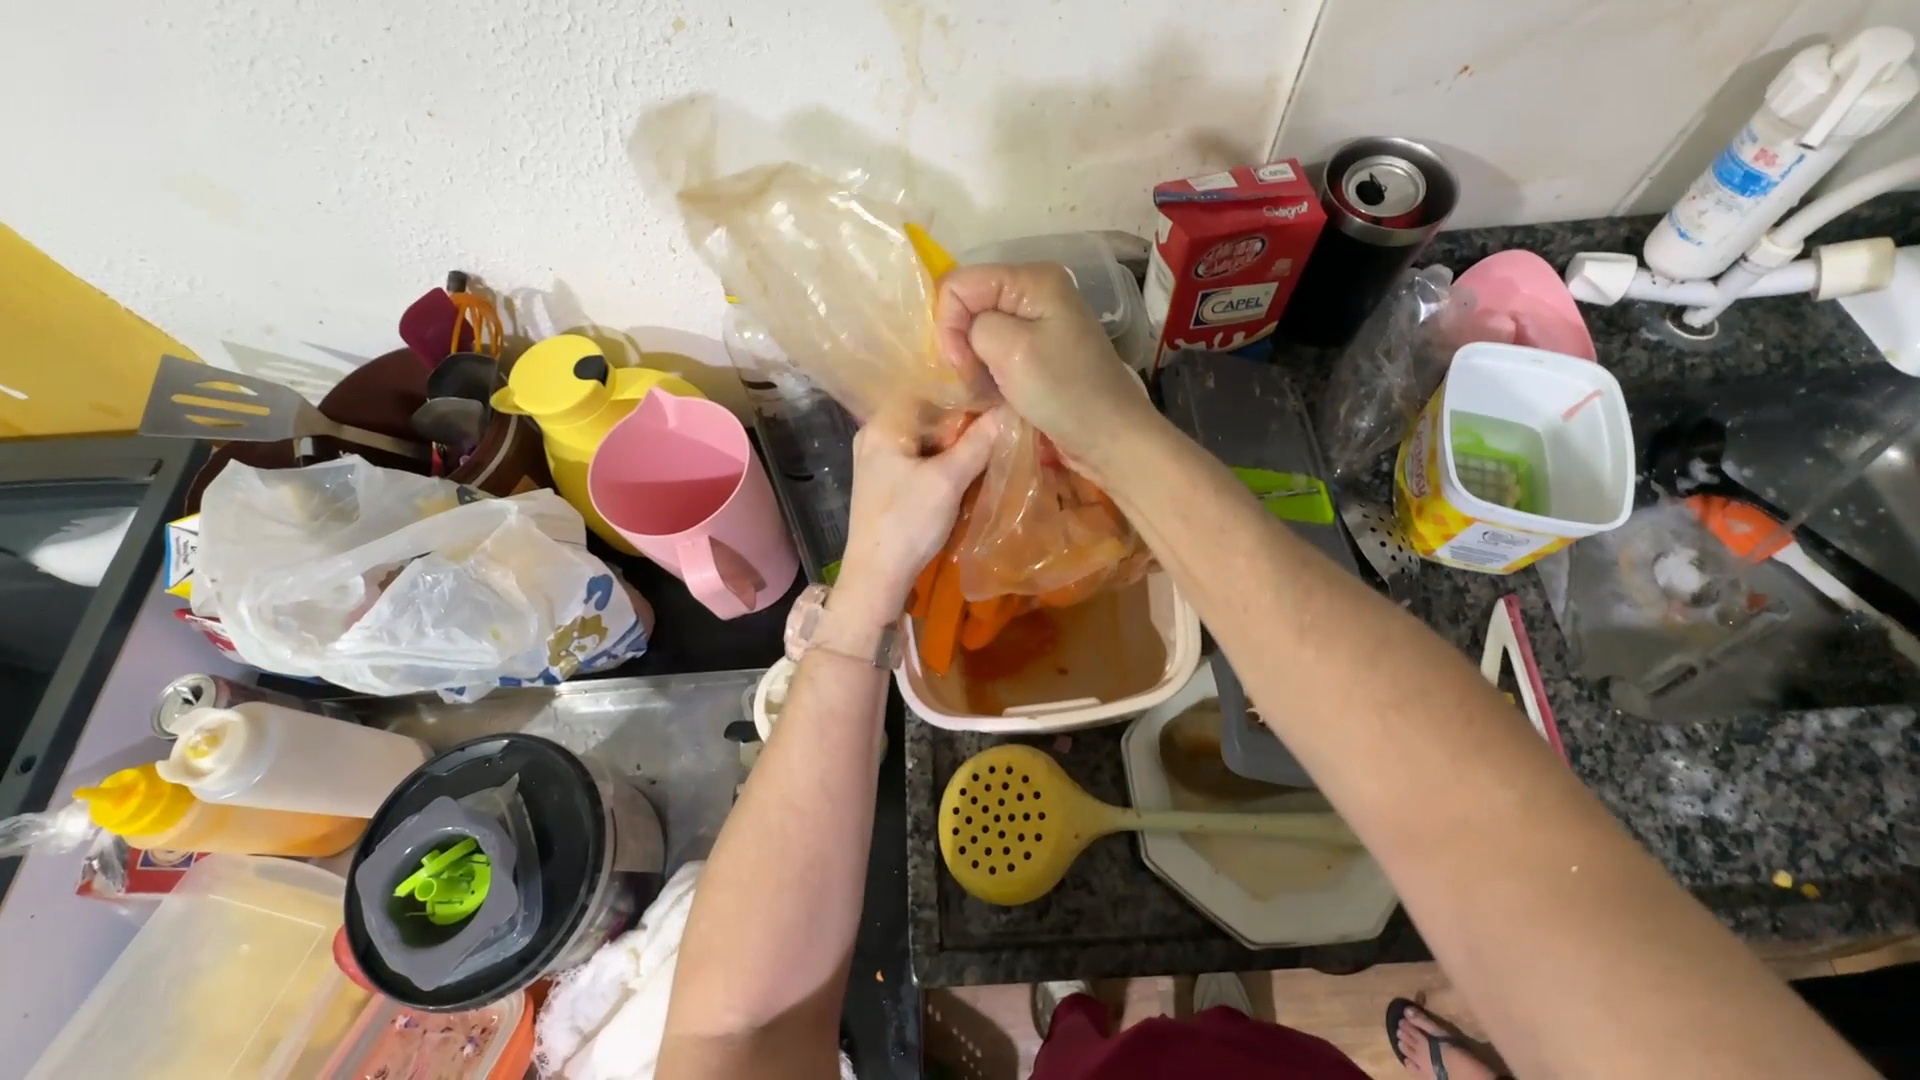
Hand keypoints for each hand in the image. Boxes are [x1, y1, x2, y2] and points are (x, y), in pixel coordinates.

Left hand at [835, 405, 999, 624]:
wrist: (877, 577)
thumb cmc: (907, 522)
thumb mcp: (947, 480)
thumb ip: (978, 443)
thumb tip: (1008, 411)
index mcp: (882, 426)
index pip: (925, 389)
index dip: (962, 389)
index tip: (996, 391)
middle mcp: (876, 436)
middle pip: (927, 414)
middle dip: (963, 418)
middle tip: (1001, 416)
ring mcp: (880, 461)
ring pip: (927, 439)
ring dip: (956, 441)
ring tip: (993, 436)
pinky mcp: (888, 484)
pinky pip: (922, 459)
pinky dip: (944, 460)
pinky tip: (970, 463)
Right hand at [934, 262, 1156, 472]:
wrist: (1110, 437)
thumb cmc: (1065, 392)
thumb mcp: (1011, 349)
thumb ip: (973, 326)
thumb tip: (960, 334)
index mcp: (1031, 279)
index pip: (958, 284)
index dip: (948, 323)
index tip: (961, 364)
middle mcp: (1033, 292)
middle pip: (968, 306)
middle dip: (960, 344)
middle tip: (972, 380)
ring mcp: (1037, 322)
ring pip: (977, 332)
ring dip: (973, 364)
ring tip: (987, 391)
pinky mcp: (1037, 350)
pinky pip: (995, 352)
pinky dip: (988, 373)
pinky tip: (998, 393)